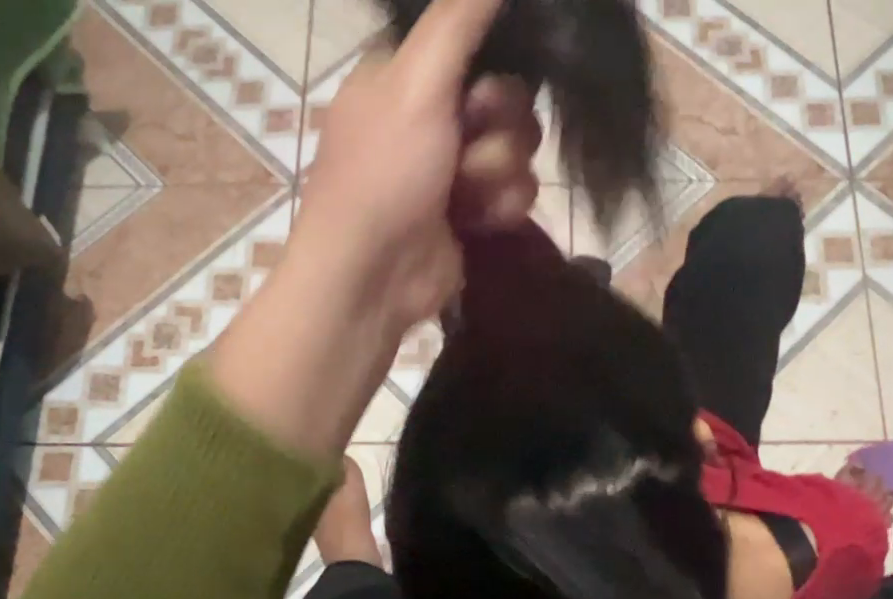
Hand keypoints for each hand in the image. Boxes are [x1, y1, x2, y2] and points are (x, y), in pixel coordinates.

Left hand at [208, 0, 538, 458]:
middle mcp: (432, 118)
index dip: (488, 71)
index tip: (475, 92)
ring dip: (497, 174)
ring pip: (519, 148)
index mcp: (406, 76)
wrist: (373, 279)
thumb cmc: (383, 176)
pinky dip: (499, 208)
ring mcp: (453, 169)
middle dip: (497, 129)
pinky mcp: (472, 214)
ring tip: (462, 197)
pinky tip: (474, 222)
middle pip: (509, 98)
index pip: (477, 46)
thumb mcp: (414, 83)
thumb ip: (458, 21)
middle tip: (463, 149)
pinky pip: (516, 193)